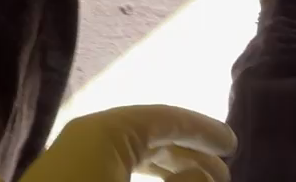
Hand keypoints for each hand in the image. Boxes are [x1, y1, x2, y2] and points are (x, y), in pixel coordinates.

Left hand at [0, 105, 236, 181]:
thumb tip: (205, 179)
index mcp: (107, 131)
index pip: (163, 119)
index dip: (201, 131)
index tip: (232, 145)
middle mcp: (89, 135)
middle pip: (148, 135)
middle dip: (187, 155)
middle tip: (224, 175)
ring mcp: (73, 158)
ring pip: (130, 155)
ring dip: (166, 171)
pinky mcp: (64, 177)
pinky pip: (111, 169)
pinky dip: (139, 177)